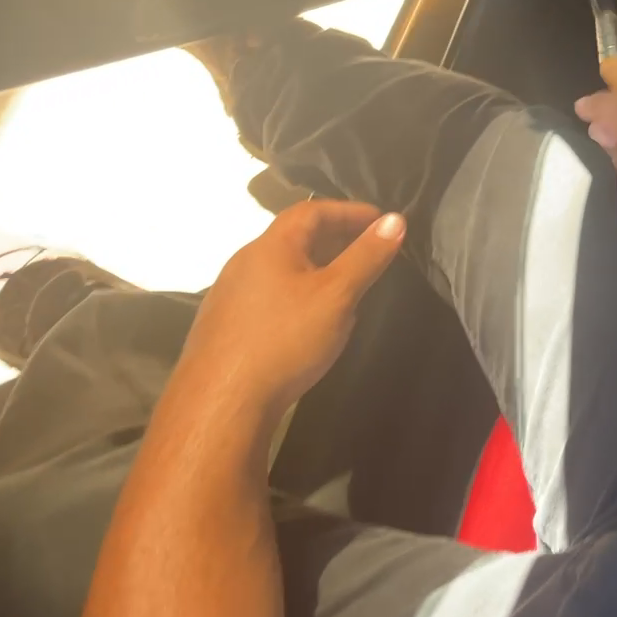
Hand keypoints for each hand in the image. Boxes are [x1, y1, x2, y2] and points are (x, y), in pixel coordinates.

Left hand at [178, 201, 405, 416]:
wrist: (220, 406)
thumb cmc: (284, 340)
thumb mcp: (338, 295)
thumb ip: (368, 255)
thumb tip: (396, 219)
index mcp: (269, 247)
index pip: (312, 210)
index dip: (350, 210)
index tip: (382, 222)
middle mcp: (245, 263)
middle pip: (297, 237)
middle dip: (339, 238)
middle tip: (374, 250)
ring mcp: (232, 296)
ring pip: (285, 268)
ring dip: (321, 267)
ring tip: (352, 283)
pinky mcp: (228, 326)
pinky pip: (273, 293)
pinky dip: (303, 291)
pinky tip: (316, 319)